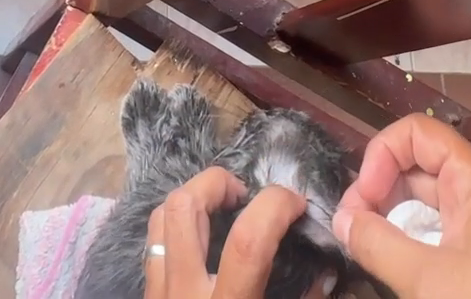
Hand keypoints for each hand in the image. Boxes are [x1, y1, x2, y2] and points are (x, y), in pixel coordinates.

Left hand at [143, 166, 315, 298]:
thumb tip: (324, 272)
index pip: (246, 242)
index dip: (274, 207)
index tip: (296, 202)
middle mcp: (183, 293)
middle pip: (185, 209)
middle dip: (217, 183)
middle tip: (244, 194)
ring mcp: (158, 293)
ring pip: (161, 217)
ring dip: (193, 197)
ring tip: (222, 207)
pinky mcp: (145, 295)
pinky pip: (153, 243)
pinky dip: (176, 224)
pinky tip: (199, 235)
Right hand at [331, 115, 470, 298]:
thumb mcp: (430, 282)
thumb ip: (378, 244)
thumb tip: (342, 220)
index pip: (416, 133)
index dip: (380, 156)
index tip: (361, 201)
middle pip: (420, 163)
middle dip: (381, 188)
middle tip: (354, 227)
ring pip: (431, 197)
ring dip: (395, 214)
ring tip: (370, 245)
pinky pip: (446, 224)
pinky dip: (417, 235)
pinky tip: (399, 261)